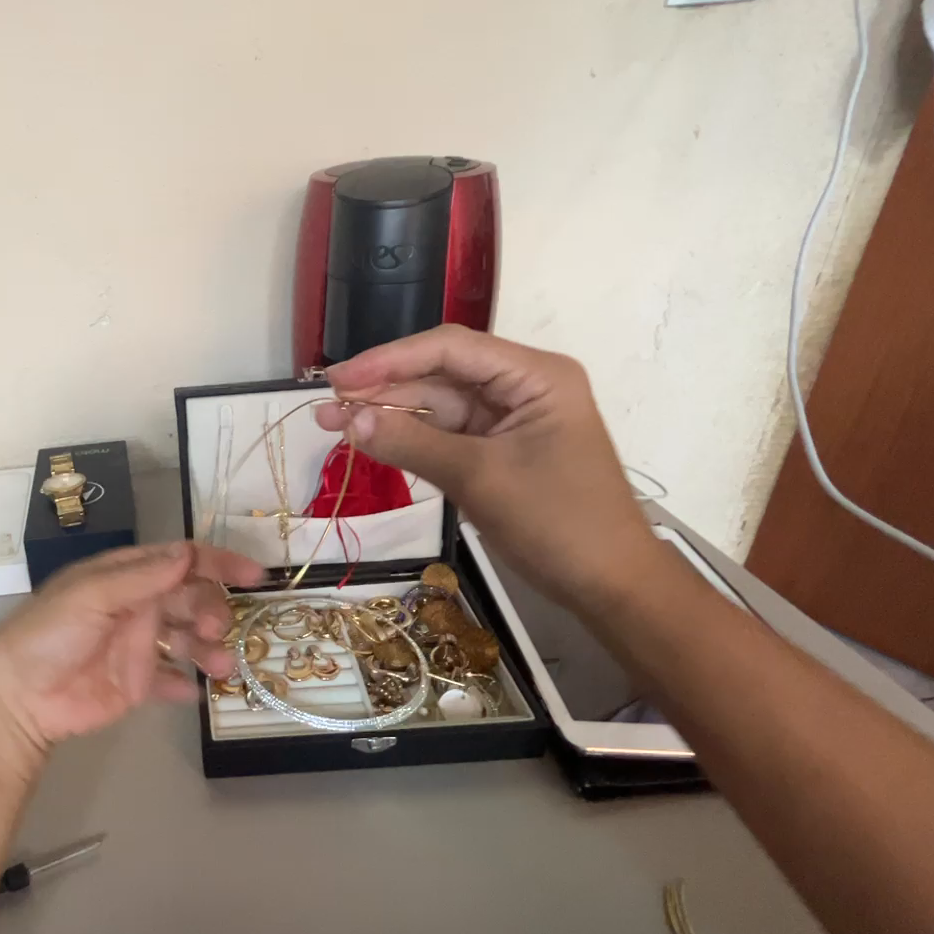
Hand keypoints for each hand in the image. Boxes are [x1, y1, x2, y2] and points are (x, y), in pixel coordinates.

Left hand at [0, 542, 264, 752]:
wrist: (18, 696)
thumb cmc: (49, 634)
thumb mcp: (92, 595)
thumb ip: (142, 577)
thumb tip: (188, 553)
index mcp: (126, 576)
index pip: (180, 561)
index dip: (218, 564)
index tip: (255, 576)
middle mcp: (137, 606)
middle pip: (191, 599)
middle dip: (213, 609)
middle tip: (217, 630)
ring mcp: (138, 646)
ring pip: (188, 640)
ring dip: (210, 649)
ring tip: (221, 667)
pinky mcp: (136, 684)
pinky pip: (171, 680)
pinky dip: (185, 684)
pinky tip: (193, 690)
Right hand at [313, 324, 660, 608]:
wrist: (608, 584)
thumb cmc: (558, 522)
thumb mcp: (480, 478)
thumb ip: (412, 444)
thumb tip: (349, 420)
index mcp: (534, 375)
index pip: (450, 348)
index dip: (389, 359)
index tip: (339, 379)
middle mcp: (519, 387)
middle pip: (438, 375)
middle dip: (381, 389)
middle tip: (324, 405)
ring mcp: (505, 421)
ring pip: (434, 407)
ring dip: (386, 415)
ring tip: (331, 424)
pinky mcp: (493, 452)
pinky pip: (441, 436)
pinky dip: (406, 440)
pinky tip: (367, 440)